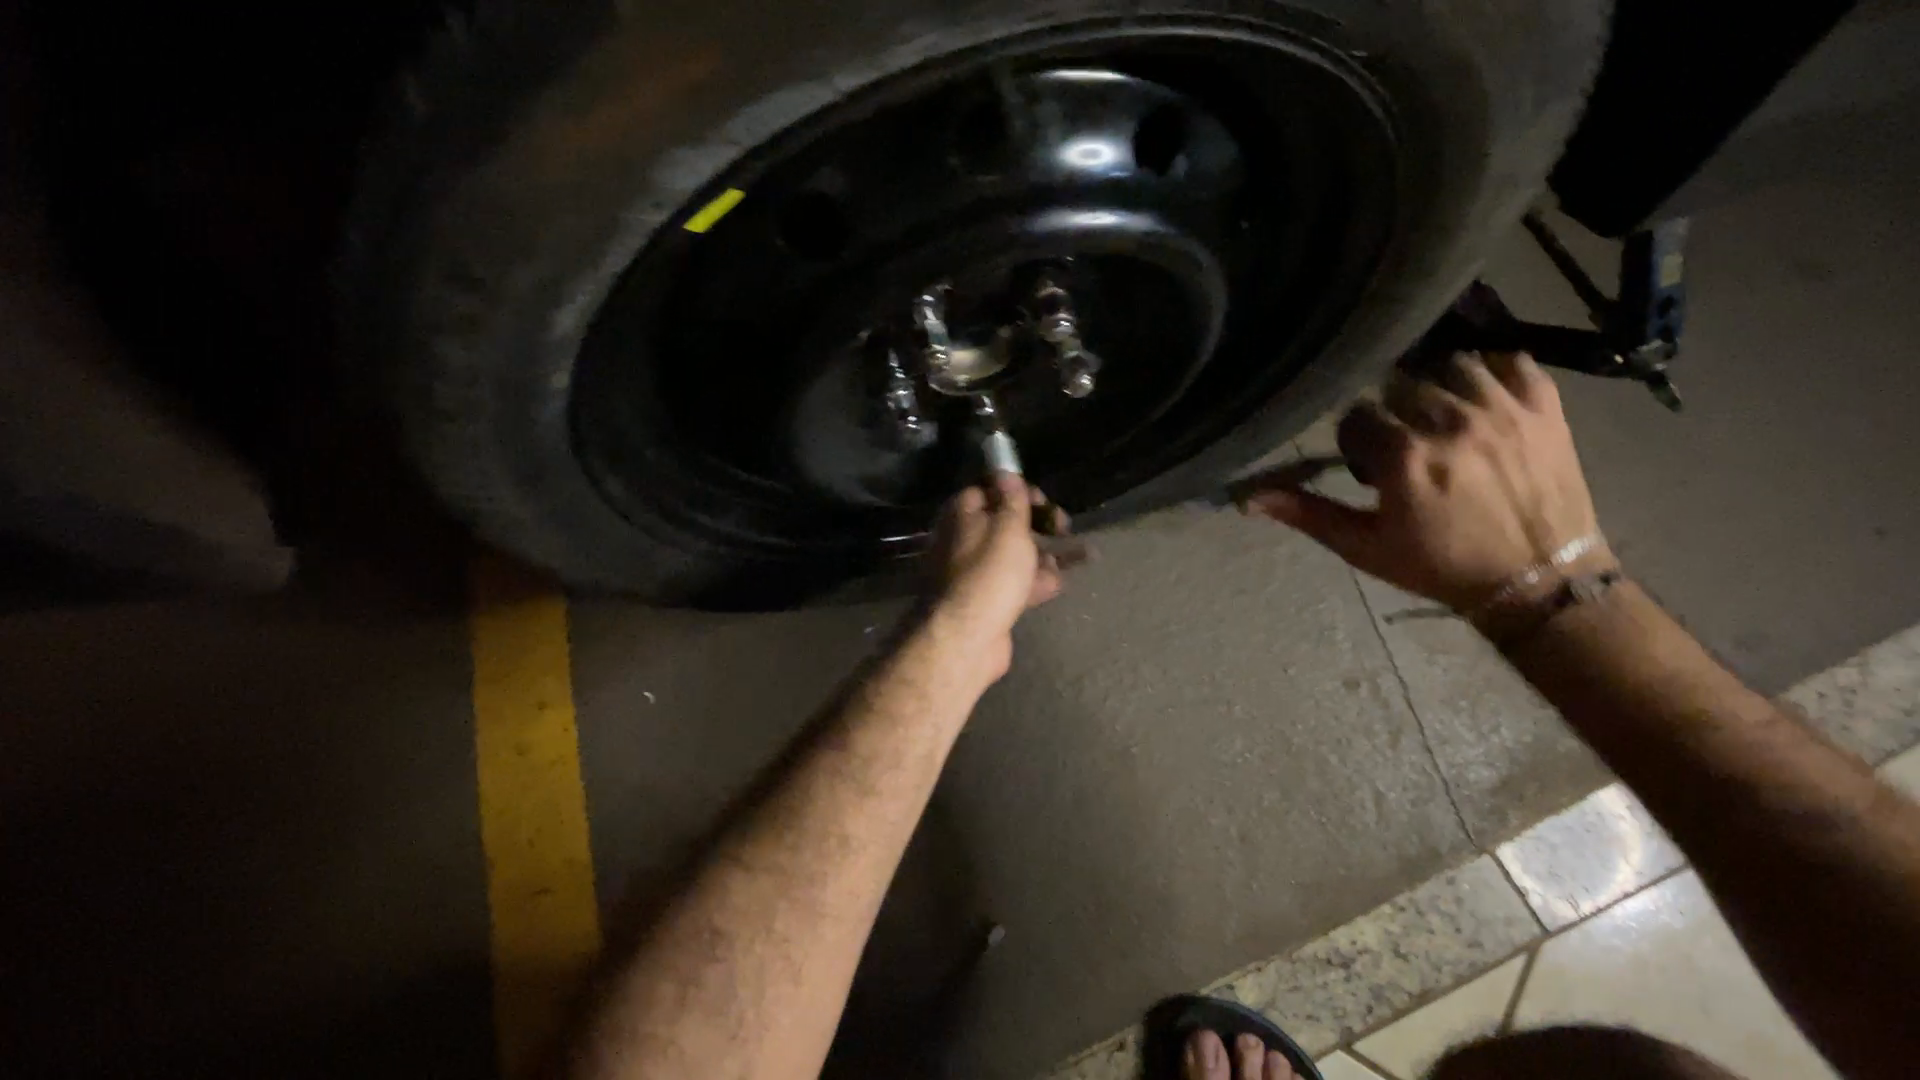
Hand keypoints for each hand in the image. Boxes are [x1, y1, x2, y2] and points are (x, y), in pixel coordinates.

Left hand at [924, 472, 1071, 674]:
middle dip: (1038, 523)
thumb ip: (1012, 500)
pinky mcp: (987, 600)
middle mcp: (963, 540)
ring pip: (1014, 554)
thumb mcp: (1007, 528)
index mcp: (961, 515)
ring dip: (1046, 552)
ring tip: (1083, 553)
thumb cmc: (989, 574)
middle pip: (1004, 522)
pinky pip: (1016, 583)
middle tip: (1064, 525)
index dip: (1017, 490)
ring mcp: (974, 573)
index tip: (1042, 499)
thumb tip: (1006, 470)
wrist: (967, 638)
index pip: (988, 489)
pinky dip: (1038, 580)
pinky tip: (1062, 580)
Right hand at [1246, 352, 1612, 611]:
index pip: (1356, 415)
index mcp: (1404, 456)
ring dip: (1437, 385)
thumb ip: (1309, 514)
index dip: (1355, 439)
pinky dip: (1490, 371)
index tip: (1368, 463)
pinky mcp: (1545, 407)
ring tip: (1440, 415)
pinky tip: (1481, 396)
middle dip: (1393, 411)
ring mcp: (1502, 409)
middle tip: (1404, 442)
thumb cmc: (1441, 566)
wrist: (1539, 582)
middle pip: (1398, 385)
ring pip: (1449, 364)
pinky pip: (1509, 359)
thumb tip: (1248, 498)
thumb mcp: (1365, 547)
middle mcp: (1450, 422)